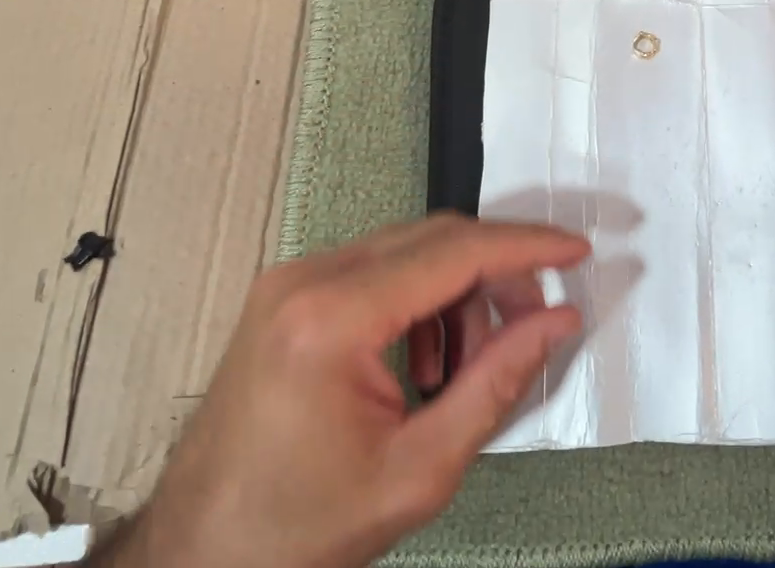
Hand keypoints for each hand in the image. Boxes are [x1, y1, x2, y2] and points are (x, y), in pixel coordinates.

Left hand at [92, 214, 588, 567]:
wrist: (196, 557)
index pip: (456, 251)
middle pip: (437, 238)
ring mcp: (293, 280)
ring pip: (413, 250)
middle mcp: (308, 277)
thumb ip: (499, 383)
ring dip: (463, 291)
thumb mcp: (420, 470)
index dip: (528, 247)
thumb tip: (561, 319)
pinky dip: (424, 301)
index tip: (578, 251)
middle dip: (500, 273)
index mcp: (333, 318)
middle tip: (536, 324)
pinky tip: (428, 363)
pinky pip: (381, 270)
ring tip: (475, 363)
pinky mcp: (290, 294)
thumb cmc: (302, 529)